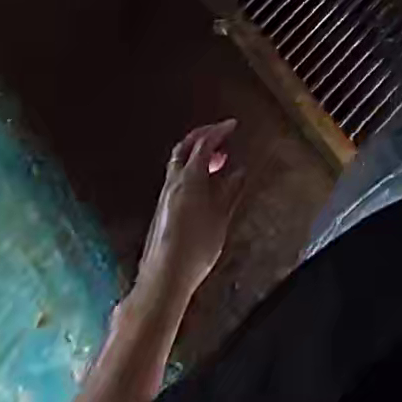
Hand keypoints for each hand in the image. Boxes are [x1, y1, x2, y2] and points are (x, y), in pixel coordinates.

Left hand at [137, 120, 247, 303]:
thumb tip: (238, 173)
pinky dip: (192, 169)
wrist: (165, 276)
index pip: (204, 143)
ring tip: (217, 159)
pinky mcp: (163, 206)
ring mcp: (166, 193)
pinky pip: (178, 176)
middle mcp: (174, 180)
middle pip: (186, 146)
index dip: (219, 130)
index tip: (231, 124)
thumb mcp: (220, 218)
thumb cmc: (195, 248)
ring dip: (197, 153)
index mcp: (189, 177)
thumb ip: (229, 191)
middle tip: (220, 133)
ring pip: (180, 160)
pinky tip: (204, 183)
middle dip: (203, 135)